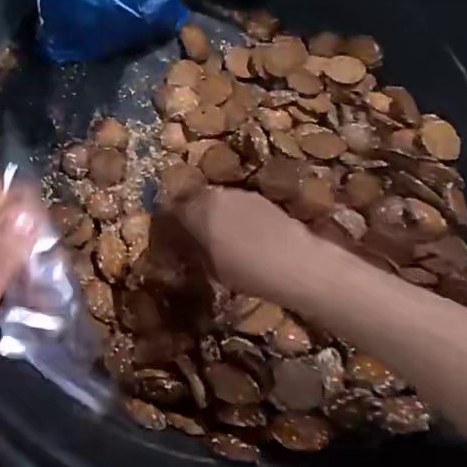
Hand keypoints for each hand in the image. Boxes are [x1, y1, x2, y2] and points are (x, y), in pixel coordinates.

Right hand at [164, 187, 340, 303]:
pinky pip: (237, 206)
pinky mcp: (262, 200)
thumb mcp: (212, 268)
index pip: (171, 210)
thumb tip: (187, 246)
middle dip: (190, 215)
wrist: (299, 265)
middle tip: (192, 236)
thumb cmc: (247, 271)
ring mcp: (241, 195)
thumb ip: (195, 251)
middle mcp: (215, 195)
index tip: (168, 237)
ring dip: (214, 215)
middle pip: (194, 201)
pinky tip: (243, 237)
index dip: (167, 223)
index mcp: (197, 210)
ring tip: (219, 237)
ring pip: (217, 202)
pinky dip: (234, 217)